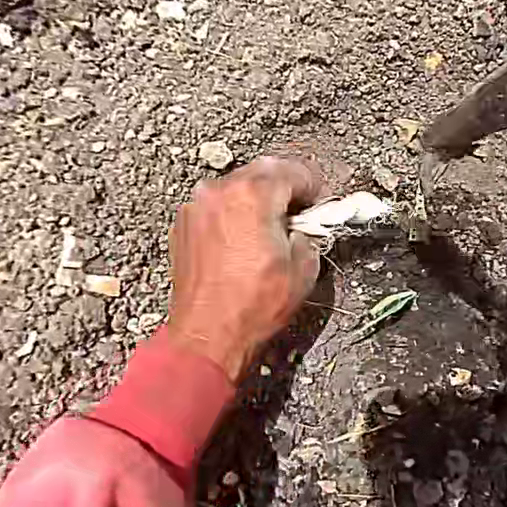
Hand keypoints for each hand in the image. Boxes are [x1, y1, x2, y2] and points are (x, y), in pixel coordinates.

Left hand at [163, 156, 323, 381]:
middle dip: (286, 188)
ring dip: (259, 199)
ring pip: (238, 186)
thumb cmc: (254, 305)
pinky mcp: (184, 225)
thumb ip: (310, 234)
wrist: (208, 335)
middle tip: (302, 212)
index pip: (293, 171)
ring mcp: (196, 207)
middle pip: (263, 172)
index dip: (315, 186)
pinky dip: (236, 213)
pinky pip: (218, 205)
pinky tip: (247, 240)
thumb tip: (306, 228)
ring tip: (273, 229)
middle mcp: (219, 192)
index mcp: (252, 196)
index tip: (322, 202)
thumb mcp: (304, 267)